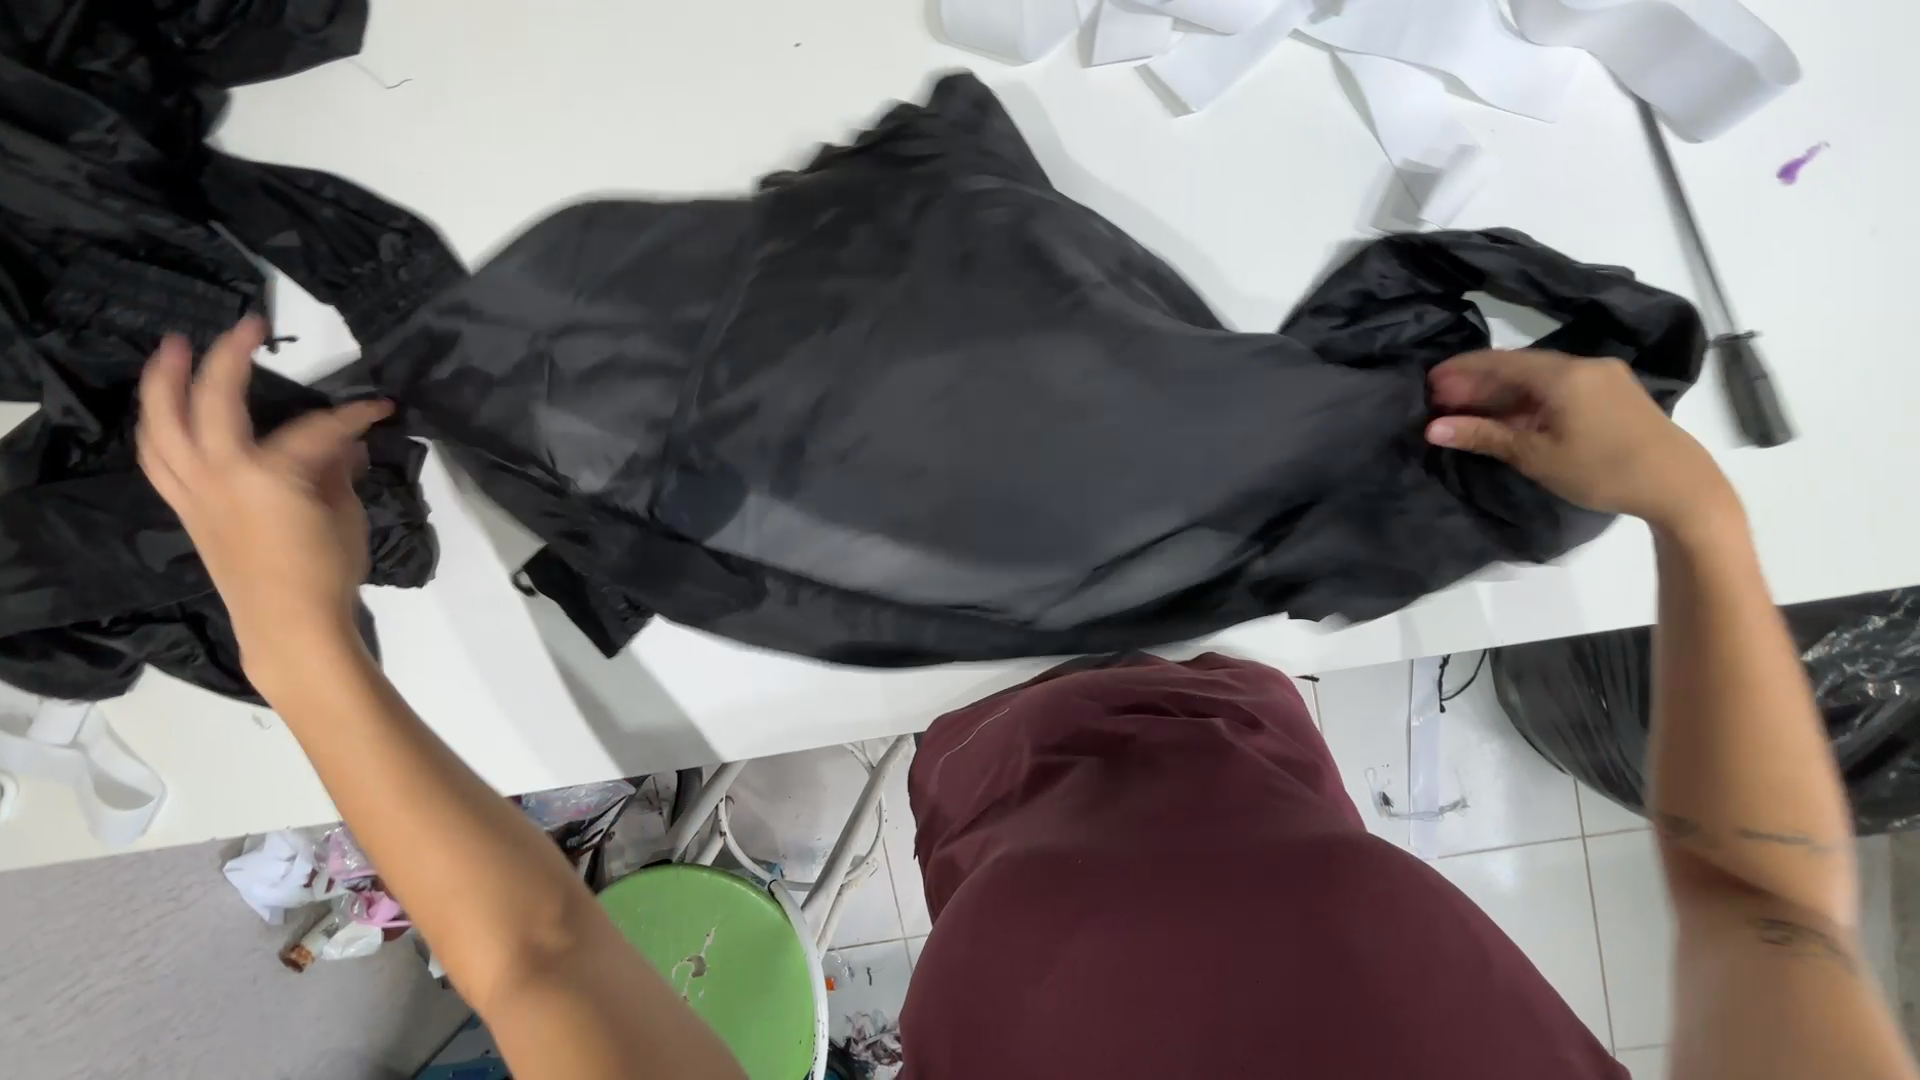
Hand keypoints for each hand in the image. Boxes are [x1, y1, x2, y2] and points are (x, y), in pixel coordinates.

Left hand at [137, 316, 392, 688]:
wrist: (288, 622)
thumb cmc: (328, 570)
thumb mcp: (345, 514)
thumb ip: (336, 470)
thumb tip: (341, 443)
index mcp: (270, 474)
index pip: (319, 428)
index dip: (354, 413)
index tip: (382, 405)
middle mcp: (220, 472)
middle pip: (212, 400)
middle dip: (228, 358)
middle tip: (246, 327)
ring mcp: (194, 489)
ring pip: (162, 424)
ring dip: (164, 382)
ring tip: (174, 350)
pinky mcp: (185, 507)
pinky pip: (159, 457)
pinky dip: (160, 427)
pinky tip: (168, 412)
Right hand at [1425, 349, 1737, 533]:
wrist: (1679, 486)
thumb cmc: (1602, 470)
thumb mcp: (1535, 455)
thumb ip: (1483, 436)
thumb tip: (1433, 429)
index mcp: (1564, 374)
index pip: (1499, 361)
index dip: (1460, 369)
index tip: (1428, 381)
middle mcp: (1583, 366)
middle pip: (1517, 367)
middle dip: (1475, 383)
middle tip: (1438, 400)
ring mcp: (1600, 379)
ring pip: (1535, 379)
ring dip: (1498, 393)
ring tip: (1462, 411)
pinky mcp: (1608, 395)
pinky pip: (1554, 389)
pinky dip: (1523, 401)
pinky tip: (1502, 417)